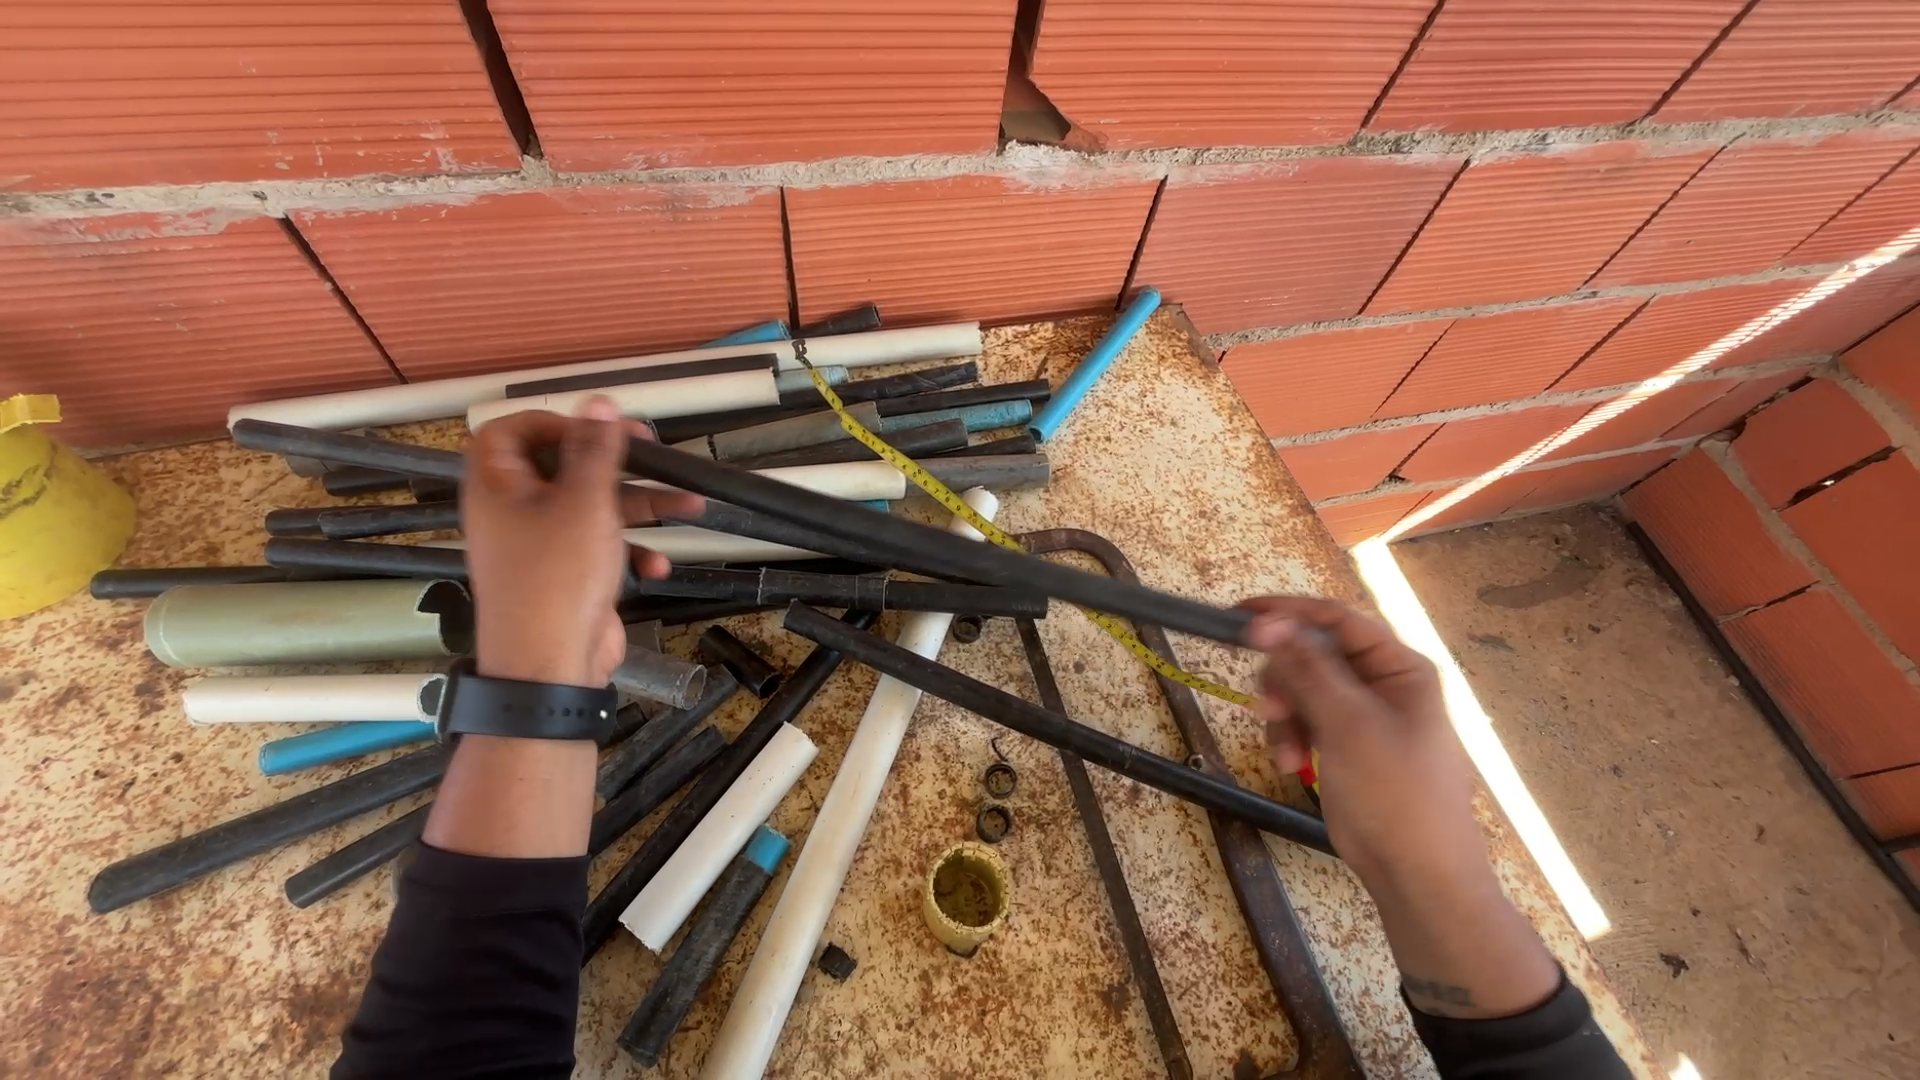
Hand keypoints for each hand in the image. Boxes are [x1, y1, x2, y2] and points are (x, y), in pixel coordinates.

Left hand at [461, 396, 702, 687]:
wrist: (550, 663)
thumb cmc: (559, 576)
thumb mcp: (584, 502)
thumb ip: (596, 450)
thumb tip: (599, 401)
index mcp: (500, 485)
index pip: (514, 430)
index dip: (559, 422)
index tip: (603, 429)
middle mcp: (514, 511)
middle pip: (564, 467)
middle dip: (618, 465)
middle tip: (656, 456)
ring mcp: (540, 545)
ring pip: (592, 507)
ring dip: (640, 507)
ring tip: (689, 507)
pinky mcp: (565, 574)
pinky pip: (598, 547)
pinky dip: (629, 551)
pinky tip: (656, 565)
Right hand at [1240, 597, 1480, 885]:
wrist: (1415, 873)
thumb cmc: (1395, 792)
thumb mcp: (1348, 724)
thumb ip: (1307, 668)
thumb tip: (1268, 622)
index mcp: (1399, 667)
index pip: (1336, 620)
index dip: (1288, 612)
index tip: (1238, 615)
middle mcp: (1380, 683)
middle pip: (1312, 655)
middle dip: (1285, 680)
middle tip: (1267, 706)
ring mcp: (1360, 714)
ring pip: (1301, 688)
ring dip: (1284, 715)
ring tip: (1285, 750)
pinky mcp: (1342, 741)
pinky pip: (1303, 719)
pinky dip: (1290, 737)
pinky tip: (1289, 762)